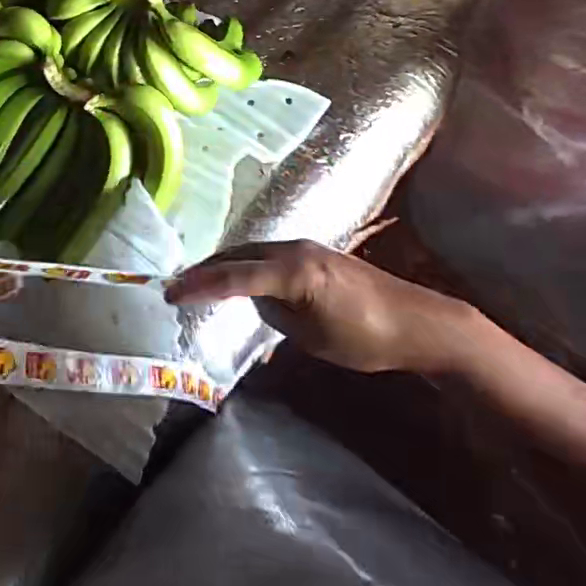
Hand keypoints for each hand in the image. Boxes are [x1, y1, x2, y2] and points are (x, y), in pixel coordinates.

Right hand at [165, 240, 484, 374]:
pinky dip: (247, 265)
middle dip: (206, 269)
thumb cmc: (366, 337)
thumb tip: (259, 300)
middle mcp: (295, 249)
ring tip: (199, 282)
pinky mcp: (316, 253)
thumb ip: (277, 313)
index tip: (169, 294)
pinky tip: (240, 279)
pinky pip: (269, 255)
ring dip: (225, 265)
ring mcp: (307, 247)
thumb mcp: (313, 336)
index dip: (199, 286)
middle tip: (175, 286)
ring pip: (253, 251)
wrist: (417, 322)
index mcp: (293, 271)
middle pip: (239, 254)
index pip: (235, 277)